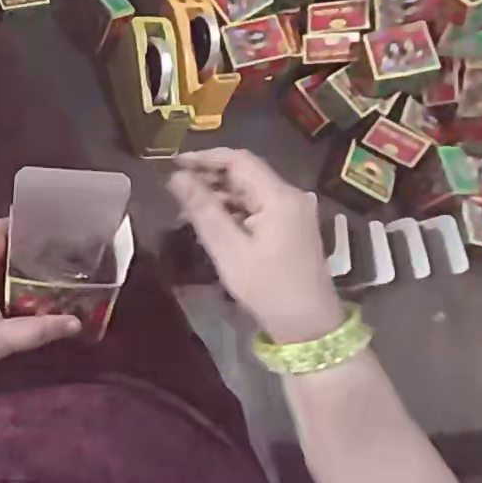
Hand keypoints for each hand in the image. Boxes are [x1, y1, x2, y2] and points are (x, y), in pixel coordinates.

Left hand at [0, 217, 81, 389]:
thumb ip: (38, 331)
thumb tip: (76, 323)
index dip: (21, 221)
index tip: (51, 226)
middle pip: (1, 241)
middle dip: (29, 243)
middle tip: (62, 250)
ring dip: (21, 262)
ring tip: (54, 267)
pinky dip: (11, 278)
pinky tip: (32, 291)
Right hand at [167, 148, 344, 343]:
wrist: (307, 324)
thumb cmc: (267, 287)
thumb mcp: (228, 249)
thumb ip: (202, 210)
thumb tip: (176, 178)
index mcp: (279, 196)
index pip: (239, 160)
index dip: (205, 157)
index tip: (174, 164)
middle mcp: (290, 196)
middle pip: (245, 173)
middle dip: (209, 176)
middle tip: (174, 188)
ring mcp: (292, 210)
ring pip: (248, 190)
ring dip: (218, 194)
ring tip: (185, 207)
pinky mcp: (289, 225)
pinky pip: (256, 206)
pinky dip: (231, 208)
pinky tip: (209, 220)